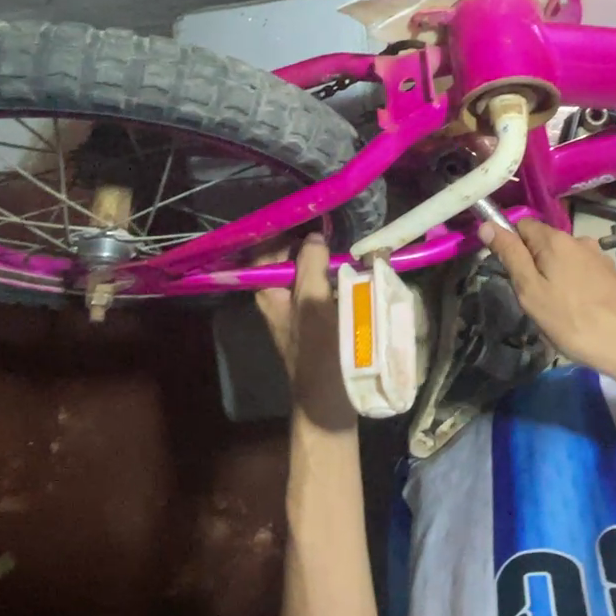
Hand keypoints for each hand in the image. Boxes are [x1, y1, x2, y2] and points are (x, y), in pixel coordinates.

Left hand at [254, 234, 353, 431]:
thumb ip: (311, 264)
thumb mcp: (314, 302)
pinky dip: (331, 275)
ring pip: (306, 272)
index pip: (266, 249)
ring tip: (342, 243)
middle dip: (307, 242)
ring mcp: (296, 309)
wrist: (330, 401)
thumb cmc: (320, 350)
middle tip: (332, 228)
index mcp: (268, 292)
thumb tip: (314, 236)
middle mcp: (277, 297)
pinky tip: (349, 269)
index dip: (284, 230)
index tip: (309, 215)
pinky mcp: (315, 318)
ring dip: (322, 258)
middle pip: (287, 258)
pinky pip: (319, 287)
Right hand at [478, 219, 615, 391]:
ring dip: (552, 278)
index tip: (509, 274)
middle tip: (532, 301)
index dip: (509, 244)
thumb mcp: (532, 292)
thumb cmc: (574, 322)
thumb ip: (510, 256)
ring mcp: (598, 257)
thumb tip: (487, 225)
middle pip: (542, 243)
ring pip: (561, 260)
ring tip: (554, 312)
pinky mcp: (611, 275)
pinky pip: (580, 273)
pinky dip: (572, 287)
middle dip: (532, 266)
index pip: (521, 225)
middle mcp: (578, 240)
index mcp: (555, 240)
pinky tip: (576, 313)